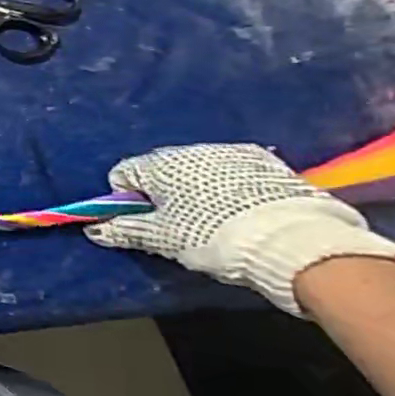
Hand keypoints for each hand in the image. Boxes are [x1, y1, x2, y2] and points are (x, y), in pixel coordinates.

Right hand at [86, 143, 394, 314]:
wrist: (299, 244)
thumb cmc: (212, 235)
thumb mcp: (161, 238)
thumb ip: (123, 229)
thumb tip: (94, 230)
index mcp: (161, 163)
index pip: (124, 174)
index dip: (127, 200)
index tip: (145, 221)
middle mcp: (196, 151)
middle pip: (163, 170)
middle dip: (164, 192)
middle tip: (179, 223)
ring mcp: (239, 155)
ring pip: (202, 172)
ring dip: (200, 190)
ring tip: (217, 219)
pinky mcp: (277, 166)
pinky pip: (238, 175)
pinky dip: (234, 189)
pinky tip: (246, 213)